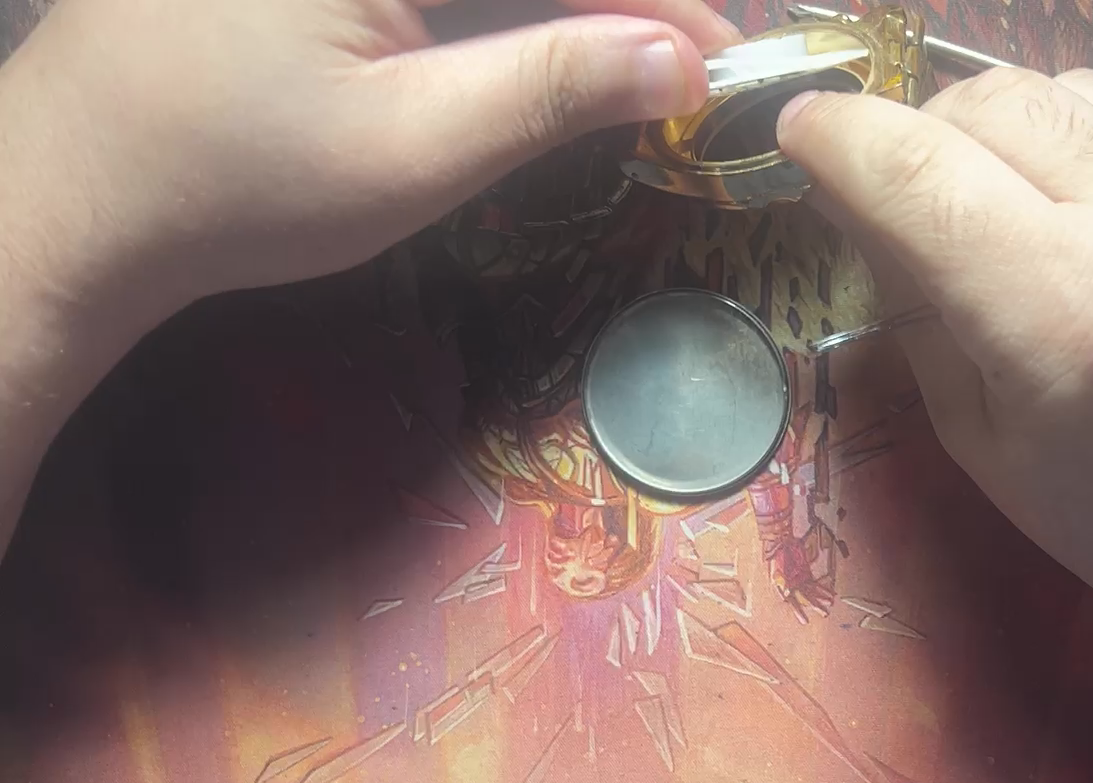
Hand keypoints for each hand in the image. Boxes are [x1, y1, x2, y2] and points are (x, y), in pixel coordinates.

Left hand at [0, 0, 737, 329]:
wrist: (101, 188)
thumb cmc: (256, 180)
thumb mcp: (422, 143)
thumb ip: (553, 88)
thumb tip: (679, 64)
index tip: (725, 55)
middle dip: (632, 0)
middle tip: (700, 64)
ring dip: (590, 7)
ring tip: (659, 60)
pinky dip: (535, 10)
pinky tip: (581, 43)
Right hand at [778, 68, 1092, 636]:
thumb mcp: (987, 445)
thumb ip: (918, 317)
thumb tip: (864, 214)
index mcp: (1060, 317)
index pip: (915, 174)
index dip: (837, 139)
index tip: (800, 135)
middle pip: (985, 101)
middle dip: (915, 134)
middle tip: (906, 194)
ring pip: (1062, 84)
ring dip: (1000, 128)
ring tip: (1002, 203)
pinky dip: (1080, 134)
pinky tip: (1082, 199)